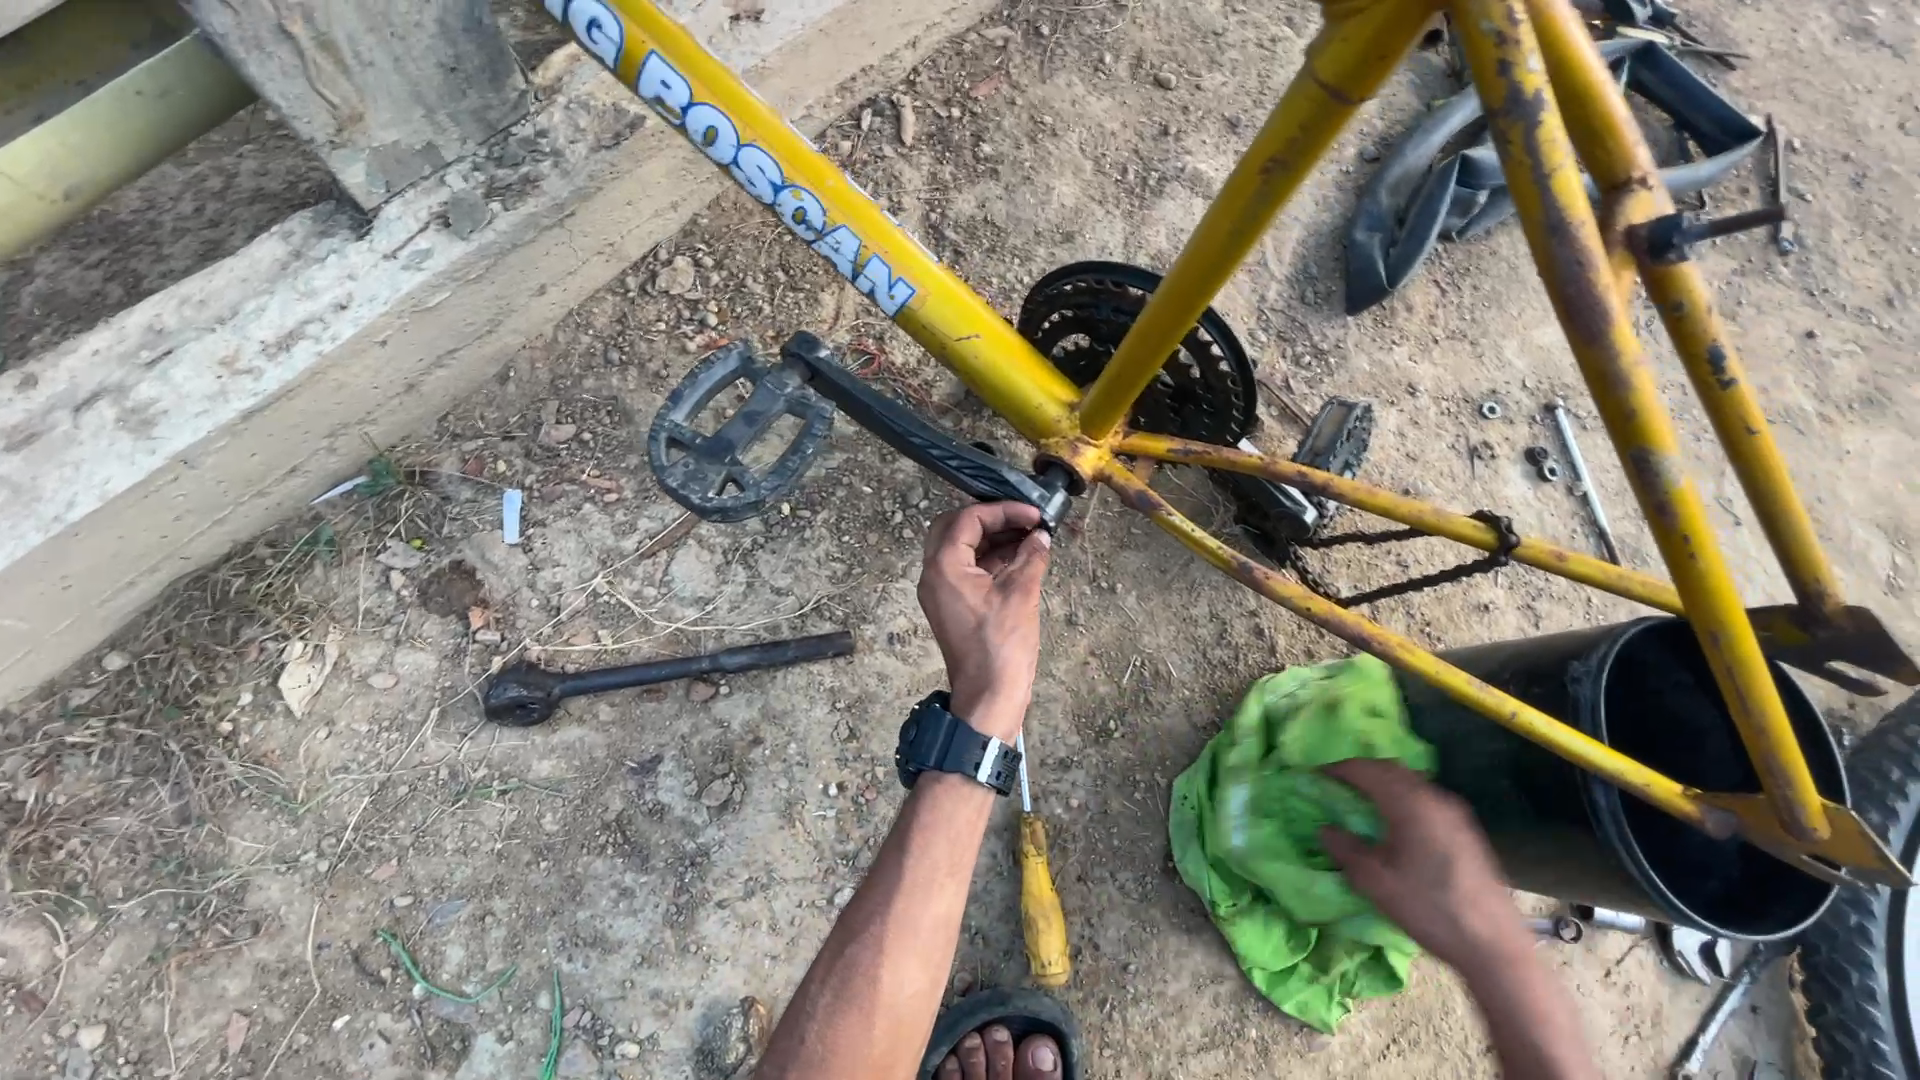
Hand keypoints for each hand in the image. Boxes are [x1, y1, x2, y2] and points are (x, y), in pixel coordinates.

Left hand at [916, 502, 1052, 740]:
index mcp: (943, 566)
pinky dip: (990, 560)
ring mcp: (941, 591)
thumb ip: (1031, 557)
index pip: (967, 519)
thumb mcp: (1021, 594)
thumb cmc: (1001, 645)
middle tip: (1024, 519)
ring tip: (1030, 536)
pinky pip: (967, 570)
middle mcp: (934, 574)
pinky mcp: (952, 604)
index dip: (1003, 511)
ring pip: (961, 548)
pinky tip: (1021, 557)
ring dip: (992, 539)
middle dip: (991, 519)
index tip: (1033, 514)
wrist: (989, 695)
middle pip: (955, 528)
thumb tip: (1041, 536)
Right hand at [1318, 759, 1523, 971]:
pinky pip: (1425, 798)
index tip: (1314, 779)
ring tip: (1361, 804)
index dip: (1336, 770)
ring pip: (1410, 782)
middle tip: (1335, 788)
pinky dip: (1401, 798)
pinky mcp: (1466, 829)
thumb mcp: (1374, 881)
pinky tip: (1395, 824)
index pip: (1365, 769)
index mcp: (1409, 803)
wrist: (1493, 946)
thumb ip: (1344, 849)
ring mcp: (1455, 812)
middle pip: (1389, 769)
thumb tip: (1326, 829)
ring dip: (1382, 784)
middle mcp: (1434, 797)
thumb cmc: (1428, 908)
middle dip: (1359, 773)